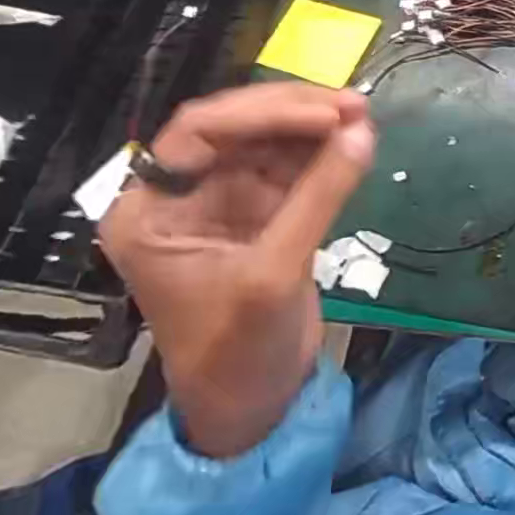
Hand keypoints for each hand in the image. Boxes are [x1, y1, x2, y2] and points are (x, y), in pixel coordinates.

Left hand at [99, 83, 374, 456]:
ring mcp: (223, 199)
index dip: (260, 112)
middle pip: (235, 128)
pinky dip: (322, 152)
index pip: (198, 132)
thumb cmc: (238, 353)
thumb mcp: (273, 274)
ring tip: (360, 116)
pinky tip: (352, 142)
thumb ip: (318, 197)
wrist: (253, 409)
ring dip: (313, 126)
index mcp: (151, 208)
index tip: (323, 112)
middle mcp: (182, 193)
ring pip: (267, 141)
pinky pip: (290, 166)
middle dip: (293, 112)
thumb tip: (362, 132)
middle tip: (353, 105)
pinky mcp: (259, 211)